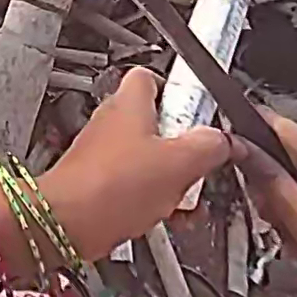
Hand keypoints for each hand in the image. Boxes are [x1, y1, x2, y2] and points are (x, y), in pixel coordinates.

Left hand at [38, 68, 231, 261]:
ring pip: (154, 154)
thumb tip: (224, 139)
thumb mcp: (178, 163)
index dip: (179, 90)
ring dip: (175, 177)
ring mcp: (108, 148)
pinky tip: (169, 214)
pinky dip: (158, 195)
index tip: (202, 113)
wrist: (72, 220)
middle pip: (161, 121)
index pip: (152, 76)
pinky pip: (140, 179)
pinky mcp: (105, 176)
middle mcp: (115, 120)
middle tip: (198, 164)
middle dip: (186, 147)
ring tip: (186, 197)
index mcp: (129, 103)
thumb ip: (207, 146)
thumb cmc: (112, 184)